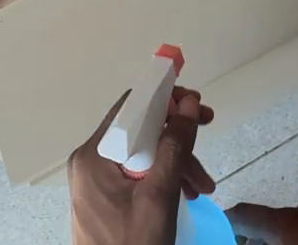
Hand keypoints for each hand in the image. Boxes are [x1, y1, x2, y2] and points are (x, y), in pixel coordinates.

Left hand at [68, 86, 217, 244]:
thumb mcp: (159, 195)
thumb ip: (175, 145)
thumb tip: (188, 101)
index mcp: (93, 155)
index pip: (132, 107)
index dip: (166, 100)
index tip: (195, 105)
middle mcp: (90, 161)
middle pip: (140, 129)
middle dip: (177, 136)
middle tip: (206, 133)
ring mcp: (96, 181)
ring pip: (143, 152)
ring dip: (176, 162)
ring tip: (202, 186)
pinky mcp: (104, 198)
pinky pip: (137, 173)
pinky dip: (164, 178)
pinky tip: (186, 193)